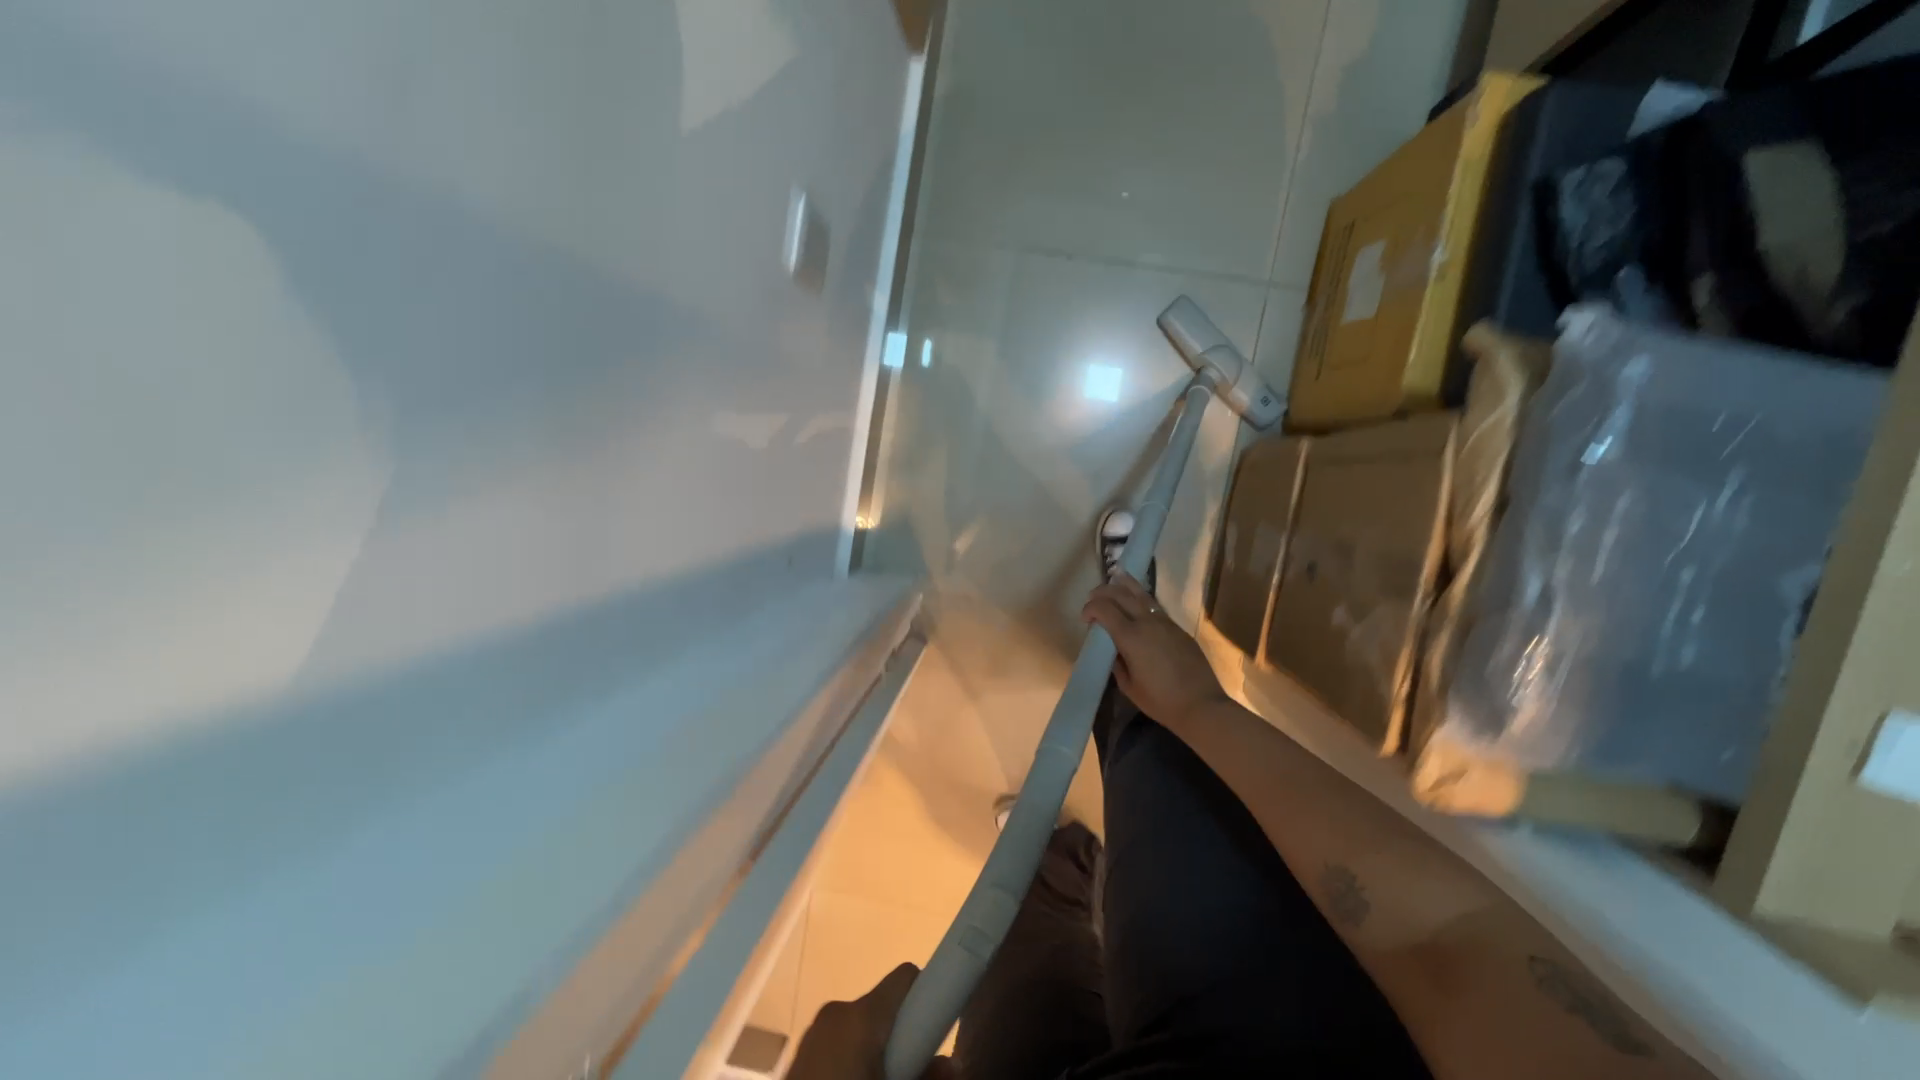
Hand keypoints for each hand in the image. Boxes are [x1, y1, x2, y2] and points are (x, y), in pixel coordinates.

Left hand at [788, 964, 955, 1079]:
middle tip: (910, 1071)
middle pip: (887, 1009)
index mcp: (862, 1016)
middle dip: (903, 1037)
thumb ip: (929, 1077)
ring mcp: (815, 1031)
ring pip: (863, 1028)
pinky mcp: (801, 1053)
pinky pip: (841, 1043)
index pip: (906, 977)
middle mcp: (838, 1012)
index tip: (937, 1027)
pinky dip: (855, 1059)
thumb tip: (952, 1064)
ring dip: (879, 1051)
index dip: (927, 996)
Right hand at [1082, 574, 1230, 735]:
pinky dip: (1141, 598)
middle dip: (1103, 592)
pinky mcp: (1178, 628)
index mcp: (1130, 637)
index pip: (1104, 609)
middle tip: (1093, 597)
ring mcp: (1165, 622)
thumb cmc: (1161, 701)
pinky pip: (1155, 606)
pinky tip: (1138, 600)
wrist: (1201, 704)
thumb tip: (1113, 650)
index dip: (1090, 609)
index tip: (1085, 619)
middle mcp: (1147, 622)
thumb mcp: (1129, 686)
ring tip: (1116, 576)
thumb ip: (1117, 663)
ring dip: (1125, 585)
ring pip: (1142, 594)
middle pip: (1121, 594)